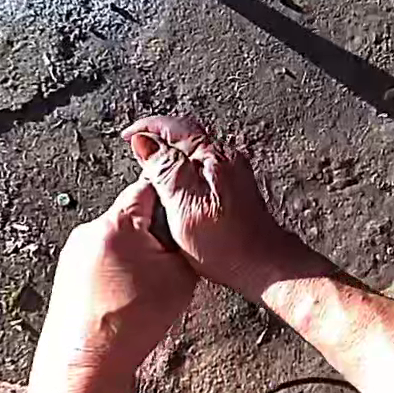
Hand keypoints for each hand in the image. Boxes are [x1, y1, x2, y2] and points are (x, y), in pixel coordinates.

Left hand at [37, 179, 196, 388]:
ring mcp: (76, 250)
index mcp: (117, 224)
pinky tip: (128, 290)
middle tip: (169, 256)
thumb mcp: (180, 278)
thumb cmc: (128, 325)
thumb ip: (186, 243)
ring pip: (119, 234)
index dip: (172, 198)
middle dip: (155, 229)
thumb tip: (188, 229)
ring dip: (136, 247)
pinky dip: (119, 265)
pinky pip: (103, 253)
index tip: (184, 210)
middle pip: (133, 211)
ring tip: (147, 281)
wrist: (87, 362)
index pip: (150, 187)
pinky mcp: (69, 268)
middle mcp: (90, 230)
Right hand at [120, 115, 330, 299]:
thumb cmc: (228, 244)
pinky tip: (176, 192)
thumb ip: (164, 171)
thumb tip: (144, 143)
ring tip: (152, 174)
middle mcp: (226, 160)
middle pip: (185, 137)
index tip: (128, 135)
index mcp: (213, 158)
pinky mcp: (234, 189)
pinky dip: (183, 173)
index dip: (147, 127)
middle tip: (137, 155)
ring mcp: (232, 174)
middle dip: (158, 142)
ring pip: (193, 154)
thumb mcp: (184, 206)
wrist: (264, 265)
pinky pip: (201, 170)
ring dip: (170, 159)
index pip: (174, 127)